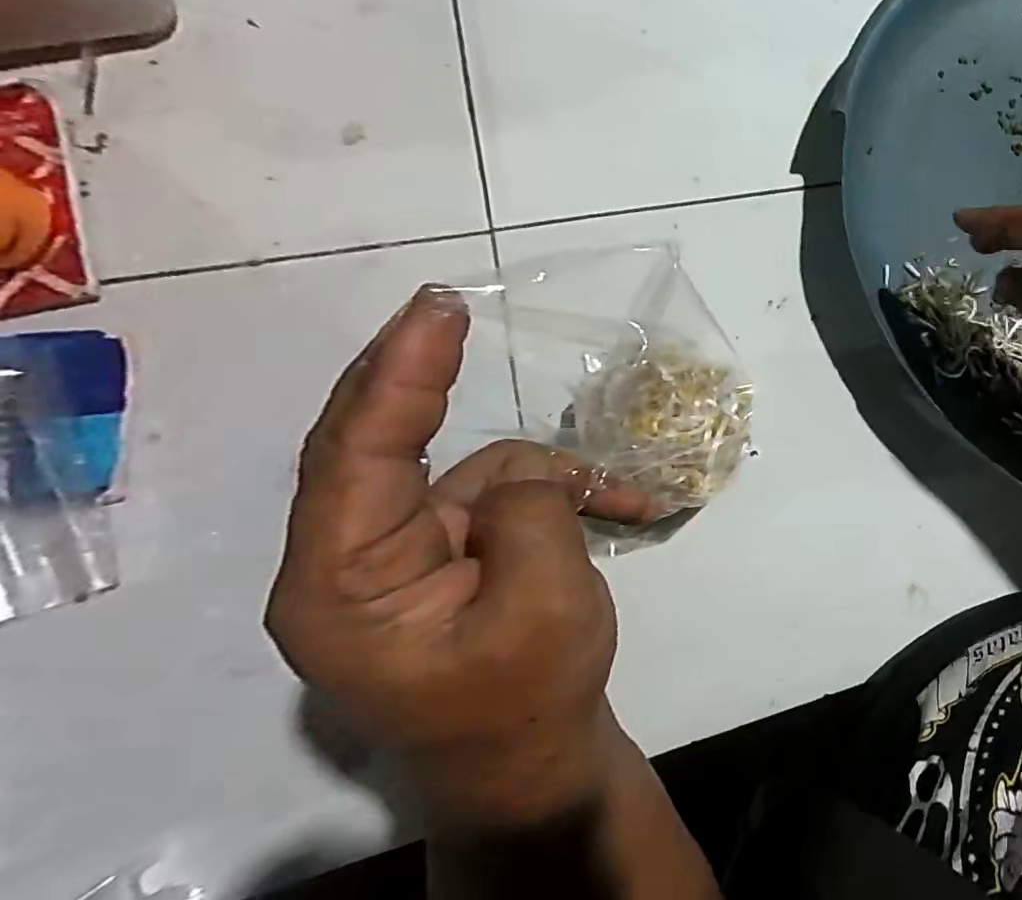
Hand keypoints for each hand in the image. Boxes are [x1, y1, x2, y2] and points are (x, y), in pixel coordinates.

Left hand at [267, 286, 656, 829]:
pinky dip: (568, 498)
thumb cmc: (529, 698)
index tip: (434, 312)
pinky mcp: (461, 556)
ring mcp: (414, 556)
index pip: (354, 456)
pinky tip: (624, 508)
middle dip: (424, 384)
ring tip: (622, 502)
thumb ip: (529, 514)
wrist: (538, 761)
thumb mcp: (545, 604)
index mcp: (344, 582)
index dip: (398, 376)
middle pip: (387, 448)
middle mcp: (360, 559)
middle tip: (446, 313)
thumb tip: (527, 477)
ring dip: (555, 478)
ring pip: (483, 475)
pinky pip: (513, 501)